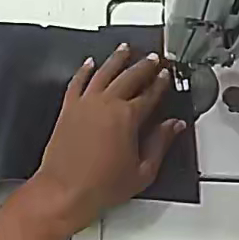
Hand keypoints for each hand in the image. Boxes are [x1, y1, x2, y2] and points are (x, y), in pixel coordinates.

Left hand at [7, 44, 185, 239]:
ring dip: (116, 59)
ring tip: (125, 49)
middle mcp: (106, 104)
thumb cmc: (100, 184)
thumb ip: (160, 143)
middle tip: (152, 58)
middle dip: (143, 66)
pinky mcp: (68, 109)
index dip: (160, 83)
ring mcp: (85, 104)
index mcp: (127, 117)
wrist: (65, 190)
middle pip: (129, 77)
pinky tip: (89, 63)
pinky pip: (77, 82)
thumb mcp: (142, 170)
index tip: (166, 75)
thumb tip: (173, 127)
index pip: (150, 94)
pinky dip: (84, 70)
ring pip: (103, 72)